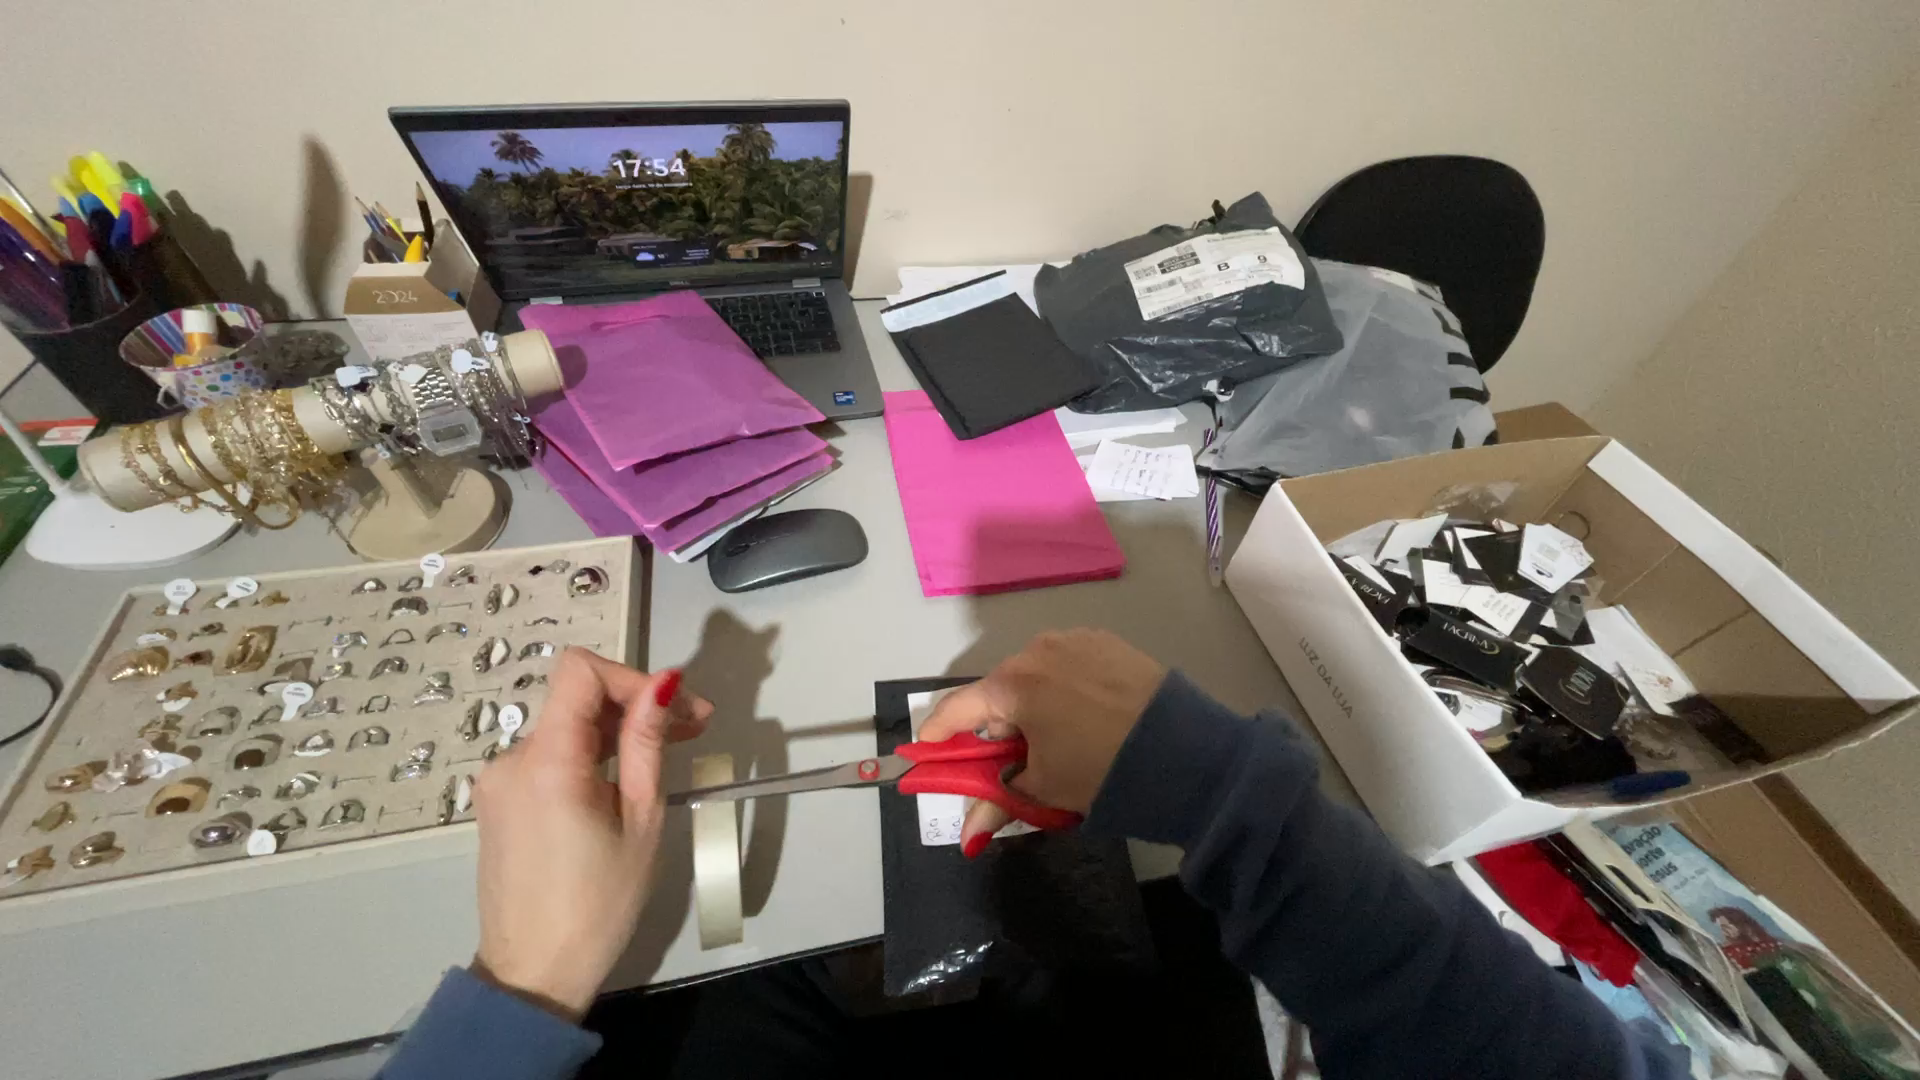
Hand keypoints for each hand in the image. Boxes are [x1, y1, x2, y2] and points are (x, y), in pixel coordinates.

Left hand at [471, 647, 711, 1019]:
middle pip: (578, 697)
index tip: (675, 704)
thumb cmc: (600, 901)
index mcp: (546, 762)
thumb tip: (665, 681)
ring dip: (621, 728)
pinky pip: (554, 753)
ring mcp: (501, 778)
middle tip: (697, 724)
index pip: (580, 671)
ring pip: (570, 724)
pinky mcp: (502, 797)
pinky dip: (596, 751)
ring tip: (674, 746)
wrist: (534, 973)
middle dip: (638, 702)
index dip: (632, 676)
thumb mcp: (641, 816)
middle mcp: (512, 759)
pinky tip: (631, 772)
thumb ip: (647, 741)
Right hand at [919, 630, 1165, 855]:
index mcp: (1014, 683)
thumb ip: (996, 804)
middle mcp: (1037, 649)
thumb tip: (967, 837)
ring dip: (1033, 706)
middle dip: (1000, 727)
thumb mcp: (1046, 790)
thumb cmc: (1103, 769)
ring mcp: (1073, 640)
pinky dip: (1065, 689)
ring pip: (1035, 677)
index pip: (958, 708)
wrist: (1187, 751)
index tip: (926, 751)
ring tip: (1062, 739)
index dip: (939, 733)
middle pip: (999, 692)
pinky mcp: (1105, 641)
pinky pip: (1068, 665)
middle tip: (1017, 762)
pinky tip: (1089, 715)